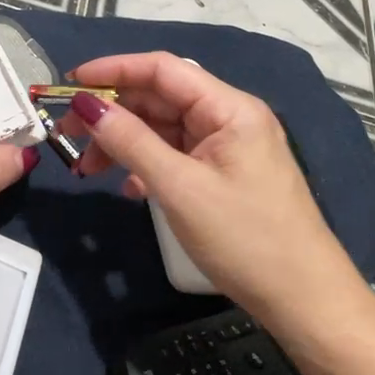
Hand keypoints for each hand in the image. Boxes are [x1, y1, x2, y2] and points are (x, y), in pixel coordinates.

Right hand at [57, 52, 356, 324]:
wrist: (307, 305)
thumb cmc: (247, 239)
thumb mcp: (179, 188)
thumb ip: (130, 141)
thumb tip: (85, 104)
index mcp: (228, 108)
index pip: (161, 68)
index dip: (112, 69)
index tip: (70, 83)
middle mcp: (228, 117)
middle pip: (157, 97)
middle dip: (111, 113)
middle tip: (67, 133)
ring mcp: (225, 147)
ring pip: (160, 127)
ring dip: (122, 143)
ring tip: (87, 169)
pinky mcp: (221, 174)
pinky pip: (172, 153)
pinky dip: (143, 164)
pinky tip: (127, 188)